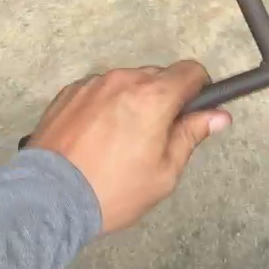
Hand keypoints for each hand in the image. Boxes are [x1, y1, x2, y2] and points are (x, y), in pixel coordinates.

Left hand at [27, 61, 229, 233]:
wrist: (50, 197)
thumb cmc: (112, 190)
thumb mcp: (164, 172)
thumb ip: (192, 135)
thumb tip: (219, 116)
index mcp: (153, 96)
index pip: (190, 71)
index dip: (199, 89)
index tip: (194, 110)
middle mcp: (123, 80)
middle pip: (158, 76)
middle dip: (164, 99)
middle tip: (155, 137)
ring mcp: (93, 83)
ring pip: (127, 82)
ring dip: (132, 101)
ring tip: (120, 141)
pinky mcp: (69, 92)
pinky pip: (99, 90)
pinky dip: (105, 105)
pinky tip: (97, 137)